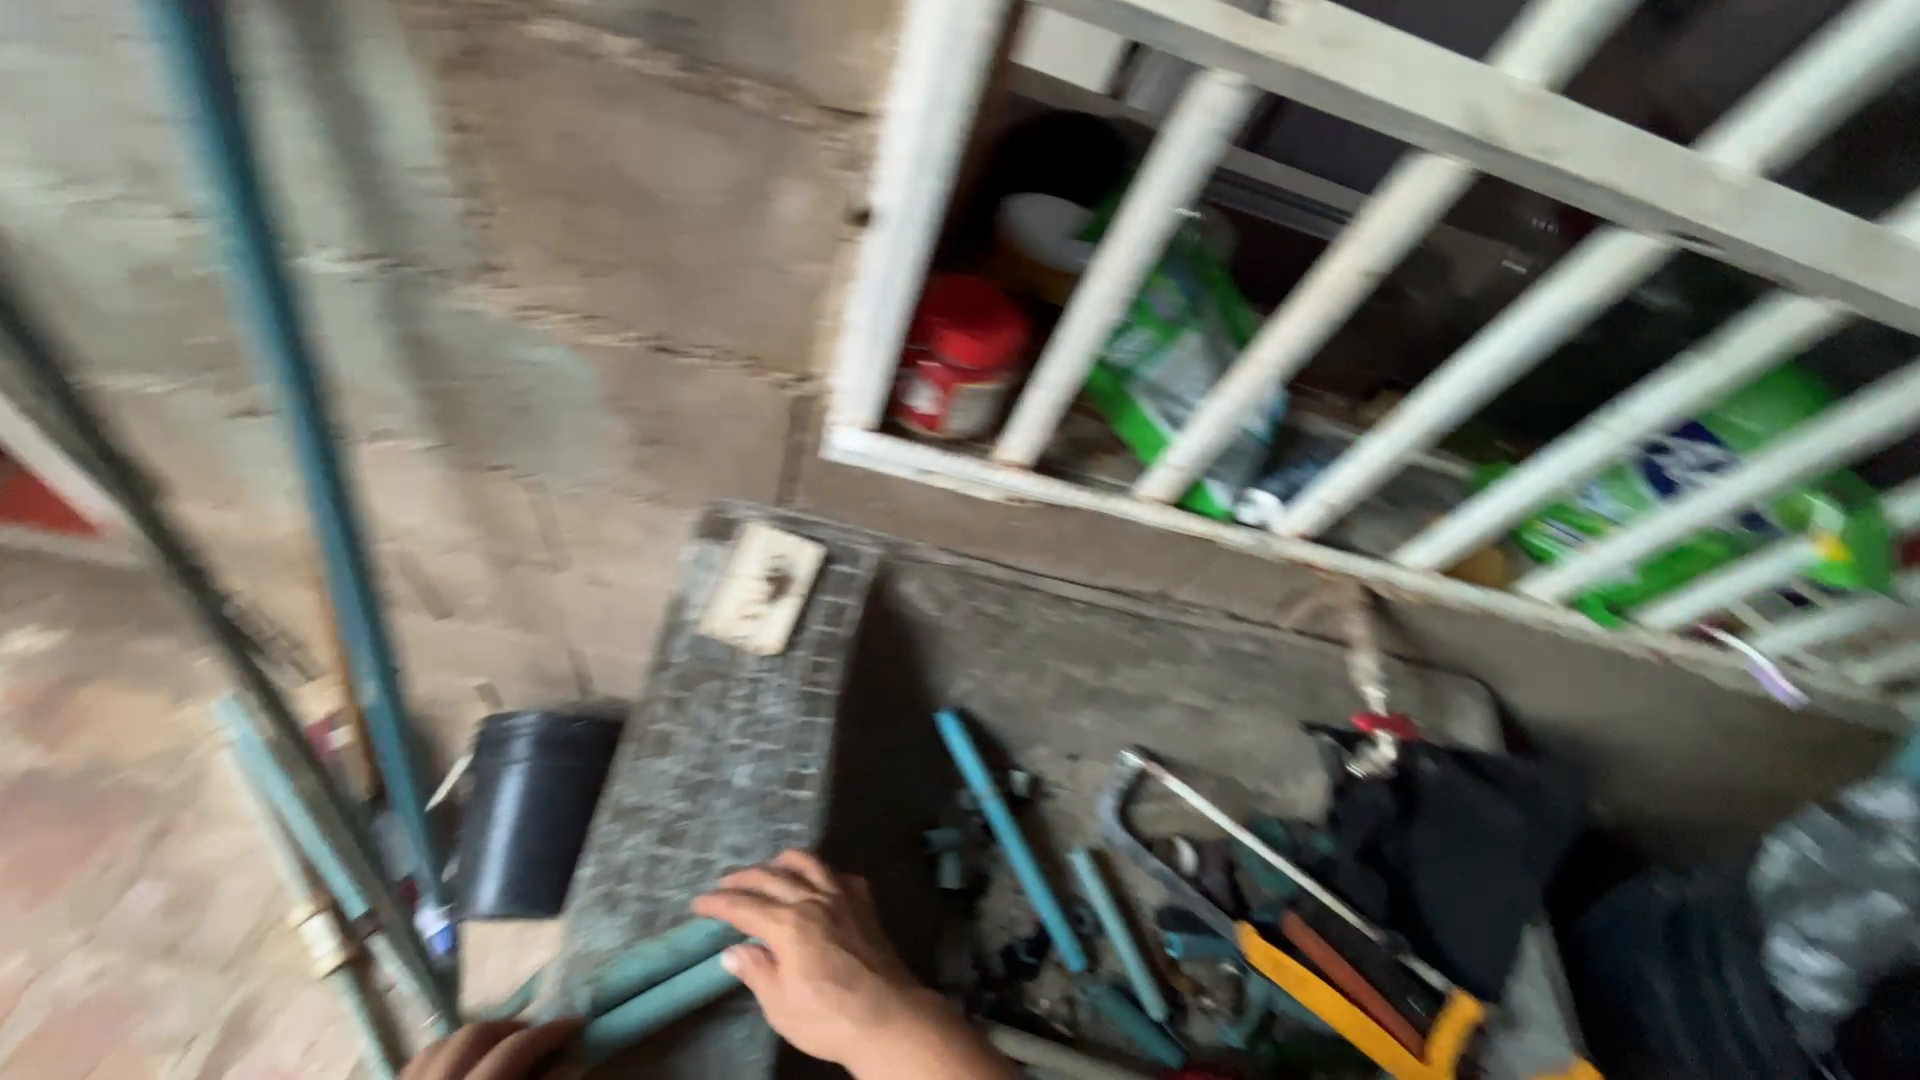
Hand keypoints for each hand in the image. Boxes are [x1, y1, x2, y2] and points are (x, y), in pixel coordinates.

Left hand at [400, 1019, 583, 1079]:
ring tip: (501, 1049)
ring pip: (441, 1043)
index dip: (550, 1033)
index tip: (576, 1025)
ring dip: (476, 1039)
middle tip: (537, 1039)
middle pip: (474, 1035)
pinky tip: (462, 1064)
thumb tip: (567, 1061)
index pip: (514, 1049)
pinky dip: (443, 1054)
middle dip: (511, 1030)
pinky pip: (417, 1062)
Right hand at [692, 850, 941, 1069]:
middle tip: (724, 882)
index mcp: (788, 925)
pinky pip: (840, 875)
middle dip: (744, 878)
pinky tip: (820, 878)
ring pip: (810, 864)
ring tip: (771, 864)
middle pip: (773, 878)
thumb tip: (733, 951)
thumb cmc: (827, 1018)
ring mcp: (843, 898)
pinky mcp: (865, 905)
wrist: (886, 1016)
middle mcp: (814, 901)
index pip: (744, 906)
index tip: (698, 902)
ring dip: (784, 861)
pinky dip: (824, 871)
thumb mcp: (780, 1005)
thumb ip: (757, 971)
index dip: (718, 903)